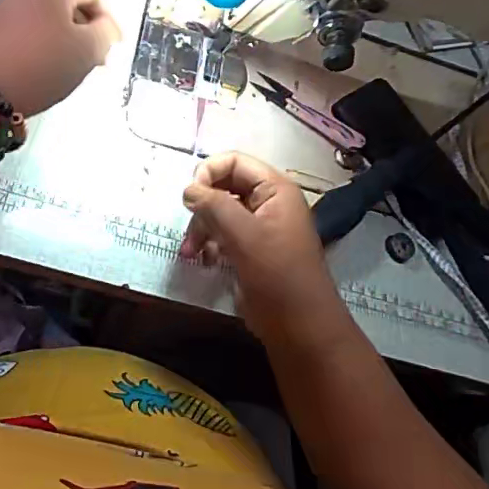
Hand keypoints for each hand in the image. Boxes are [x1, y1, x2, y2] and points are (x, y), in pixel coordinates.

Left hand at [0, 0, 121, 115]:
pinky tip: (43, 68)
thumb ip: (106, 32)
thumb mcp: (88, 50)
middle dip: (86, 27)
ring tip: (70, 67)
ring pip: (47, 15)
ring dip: (65, 37)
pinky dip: (42, 43)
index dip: (108, 15)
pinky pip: (27, 28)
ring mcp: (4, 6)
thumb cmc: (42, 66)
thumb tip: (104, 25)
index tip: (111, 45)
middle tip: (95, 58)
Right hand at [181, 153, 334, 327]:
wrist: (300, 327)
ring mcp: (260, 227)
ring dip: (201, 229)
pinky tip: (204, 261)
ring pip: (220, 213)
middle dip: (202, 207)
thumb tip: (188, 189)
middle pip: (224, 186)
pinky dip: (210, 244)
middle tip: (190, 231)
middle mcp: (268, 202)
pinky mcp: (252, 250)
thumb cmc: (277, 275)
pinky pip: (224, 235)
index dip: (208, 172)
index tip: (190, 197)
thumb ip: (214, 205)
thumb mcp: (244, 235)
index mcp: (275, 189)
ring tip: (190, 254)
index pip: (235, 162)